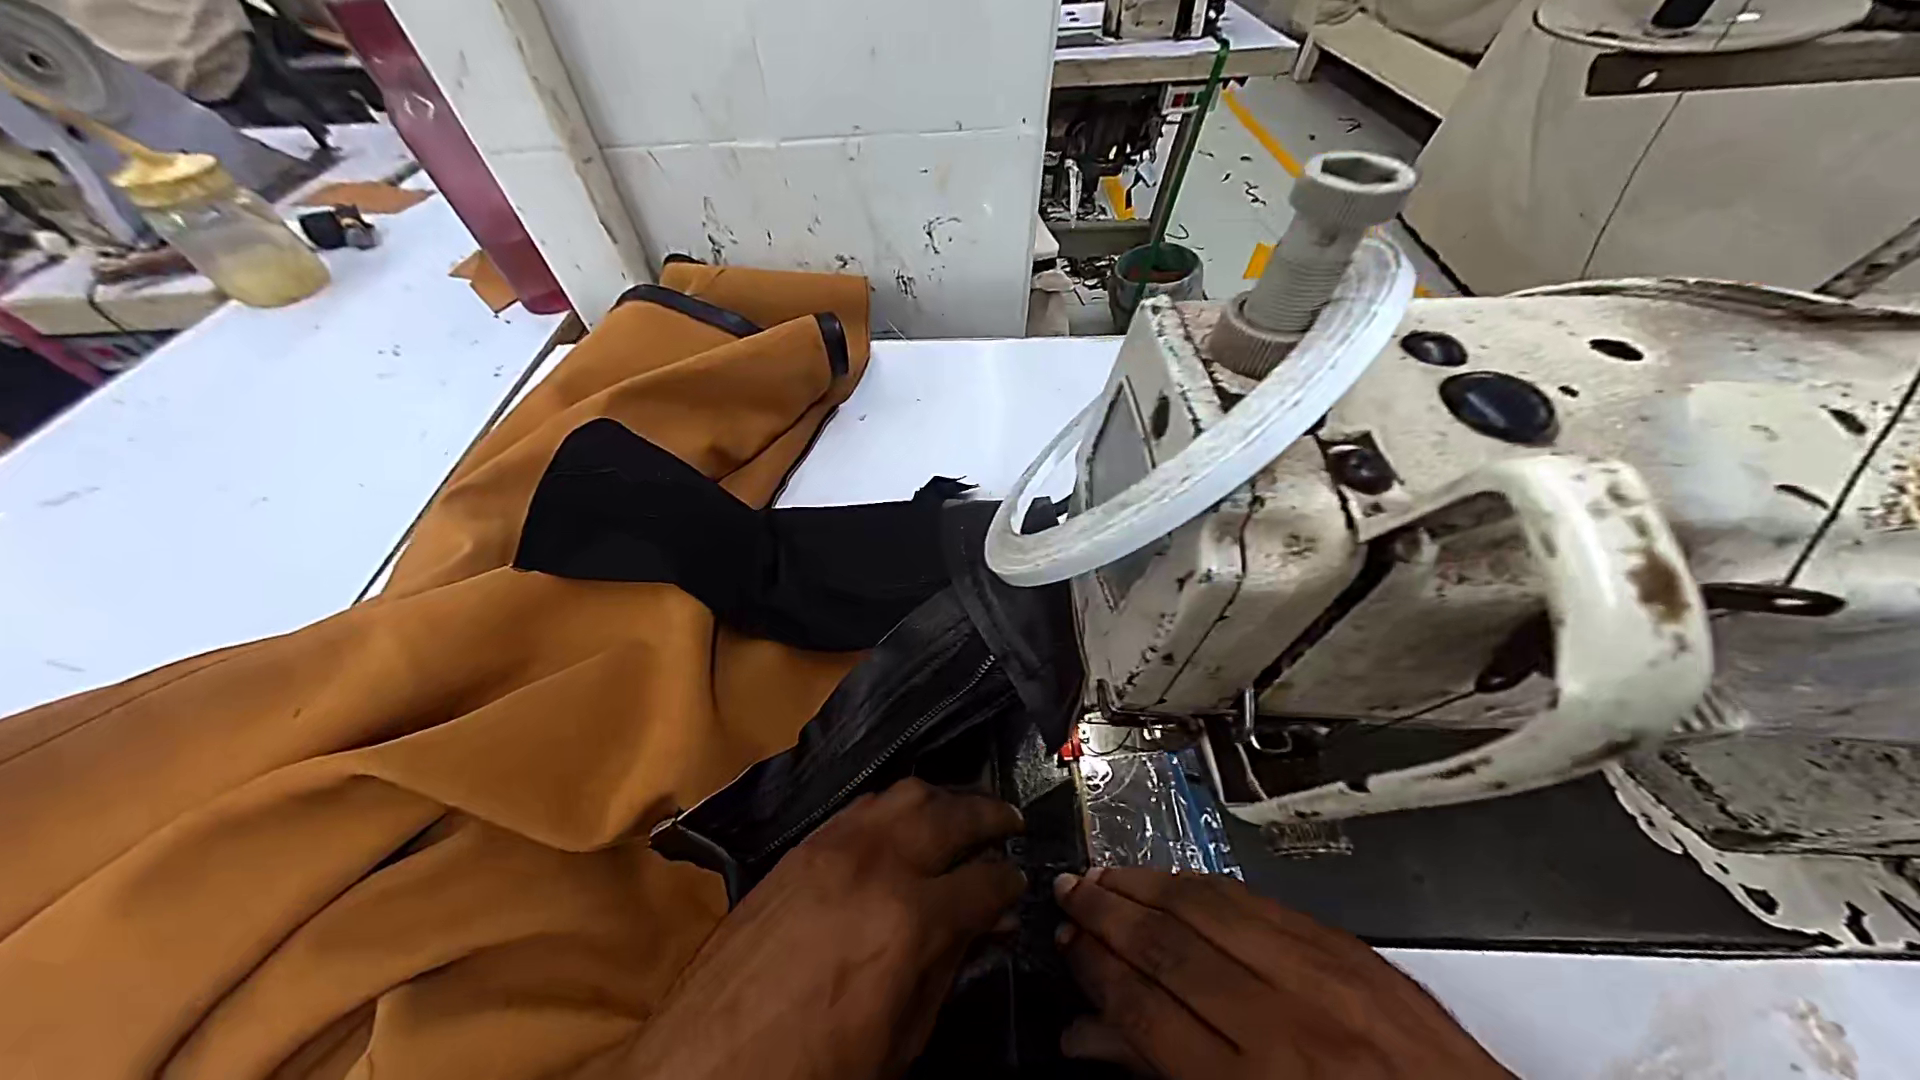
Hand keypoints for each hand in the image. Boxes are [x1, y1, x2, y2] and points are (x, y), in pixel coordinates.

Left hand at [616, 778, 1024, 1079]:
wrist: (704, 1066)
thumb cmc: (812, 1069)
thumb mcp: (900, 1039)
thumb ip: (949, 968)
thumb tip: (985, 925)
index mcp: (910, 919)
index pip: (985, 881)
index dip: (1010, 883)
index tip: (1018, 886)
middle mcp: (878, 862)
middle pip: (954, 814)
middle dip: (992, 815)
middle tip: (1010, 824)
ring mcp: (837, 844)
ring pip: (909, 791)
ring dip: (945, 799)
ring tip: (963, 814)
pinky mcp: (804, 843)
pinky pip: (865, 804)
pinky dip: (897, 805)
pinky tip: (905, 822)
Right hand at [1052, 867, 1511, 1079]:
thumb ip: (1161, 1078)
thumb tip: (1087, 1039)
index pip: (1144, 1008)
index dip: (1094, 967)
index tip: (1067, 941)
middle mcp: (1288, 1029)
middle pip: (1167, 947)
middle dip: (1106, 913)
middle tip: (1069, 890)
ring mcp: (1325, 980)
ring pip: (1206, 907)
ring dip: (1145, 885)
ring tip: (1104, 874)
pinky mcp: (1351, 951)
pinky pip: (1257, 900)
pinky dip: (1201, 884)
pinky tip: (1171, 879)